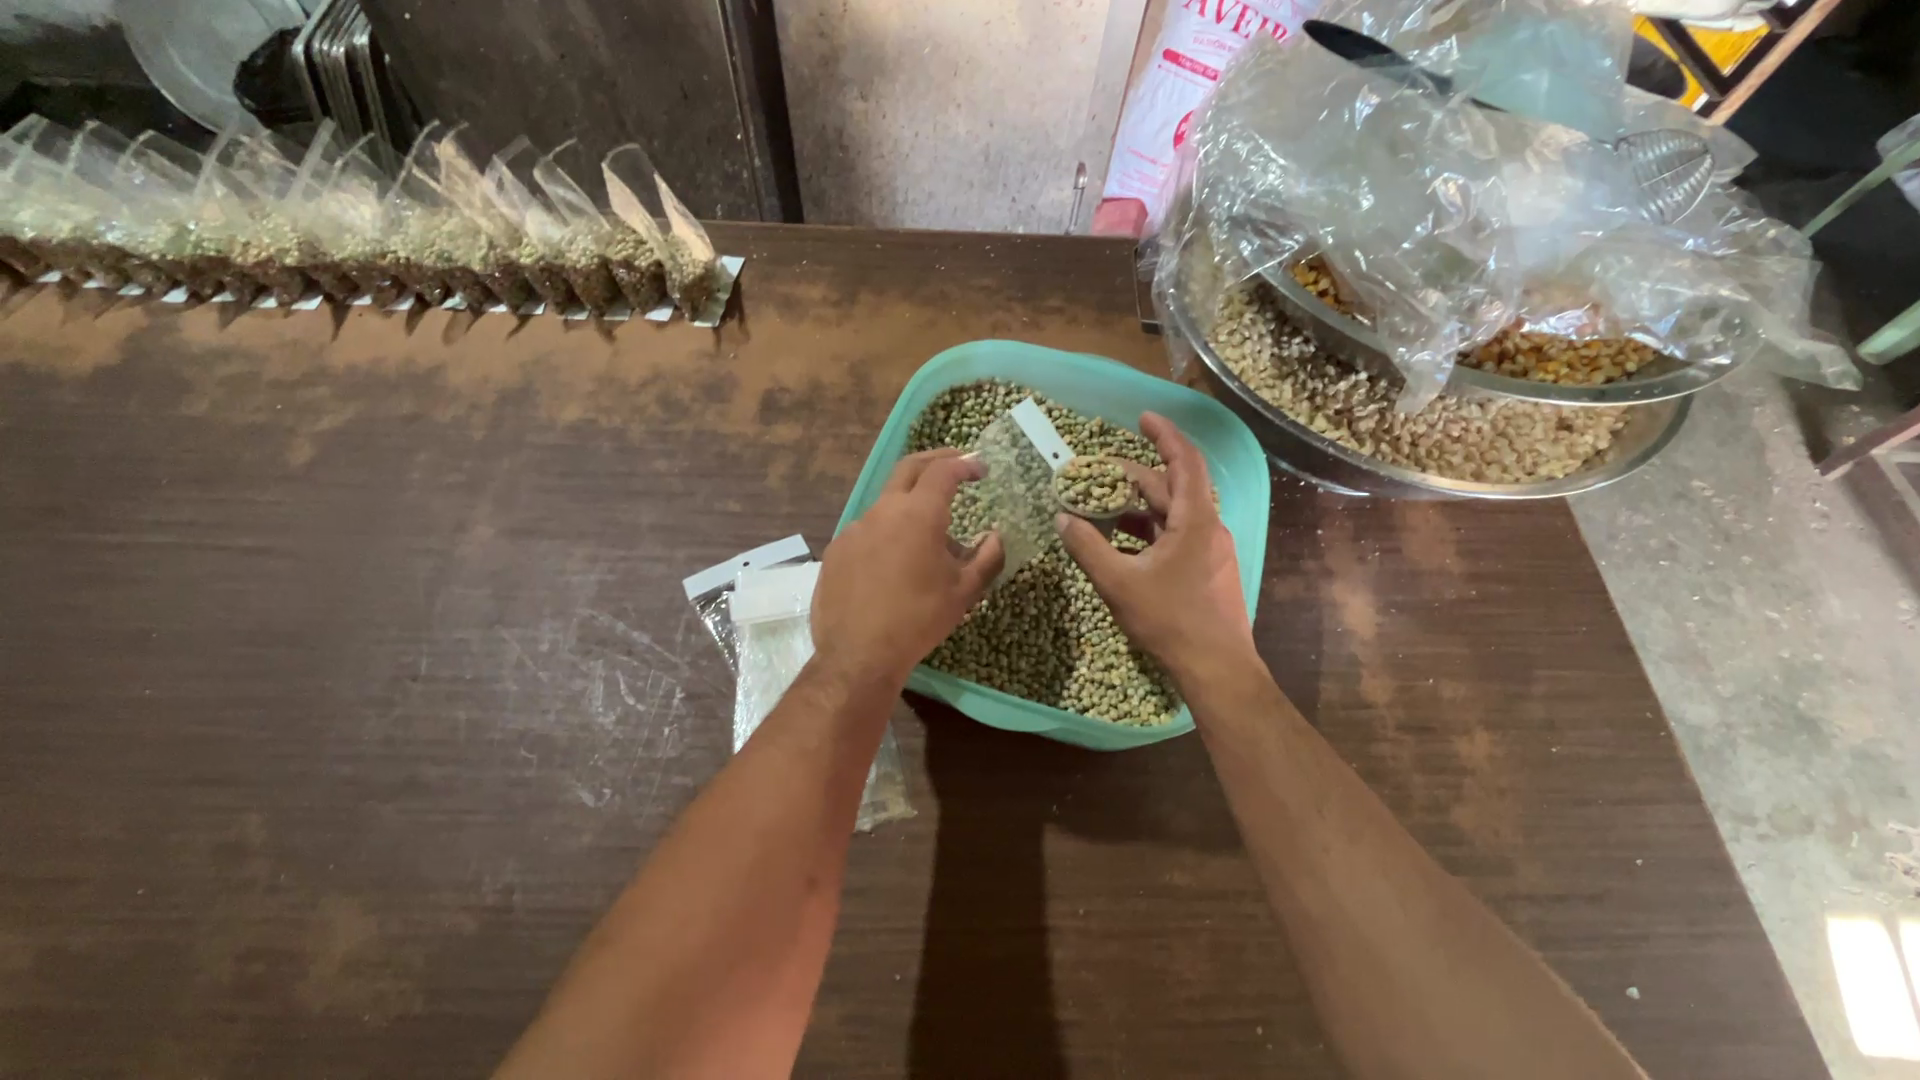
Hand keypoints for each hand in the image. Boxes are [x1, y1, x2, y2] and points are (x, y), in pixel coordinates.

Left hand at [812, 449, 1004, 687]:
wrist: (858, 654)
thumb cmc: (919, 620)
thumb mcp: (964, 592)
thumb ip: (986, 558)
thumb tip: (995, 537)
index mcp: (918, 515)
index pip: (944, 472)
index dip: (965, 464)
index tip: (979, 468)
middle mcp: (883, 511)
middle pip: (909, 468)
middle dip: (935, 460)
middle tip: (955, 464)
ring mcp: (854, 529)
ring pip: (886, 504)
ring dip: (910, 506)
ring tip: (928, 535)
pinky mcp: (836, 551)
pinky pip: (867, 532)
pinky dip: (887, 533)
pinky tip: (893, 563)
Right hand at [1056, 413, 1253, 684]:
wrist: (1216, 667)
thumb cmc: (1171, 620)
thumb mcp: (1119, 583)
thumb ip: (1088, 547)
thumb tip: (1063, 518)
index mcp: (1196, 520)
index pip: (1184, 461)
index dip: (1164, 434)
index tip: (1142, 417)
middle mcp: (1209, 528)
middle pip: (1171, 488)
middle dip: (1133, 477)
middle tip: (1095, 474)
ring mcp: (1211, 551)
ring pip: (1172, 515)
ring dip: (1137, 507)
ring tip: (1099, 508)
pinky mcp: (1206, 572)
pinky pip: (1175, 537)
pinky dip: (1146, 532)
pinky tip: (1119, 545)